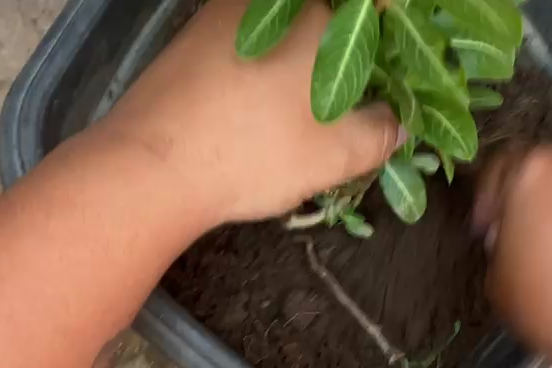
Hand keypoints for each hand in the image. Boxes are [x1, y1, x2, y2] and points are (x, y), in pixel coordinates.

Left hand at [91, 0, 402, 226]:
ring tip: (303, 116)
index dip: (384, 47)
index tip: (385, 90)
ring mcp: (225, 12)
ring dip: (300, 67)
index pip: (371, 12)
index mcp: (316, 12)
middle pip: (324, 19)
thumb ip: (377, 135)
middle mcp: (271, 0)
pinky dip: (262, 71)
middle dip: (341, 59)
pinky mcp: (192, 38)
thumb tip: (398, 123)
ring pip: (283, 31)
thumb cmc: (254, 153)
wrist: (153, 165)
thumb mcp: (332, 156)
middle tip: (347, 109)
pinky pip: (247, 44)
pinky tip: (258, 113)